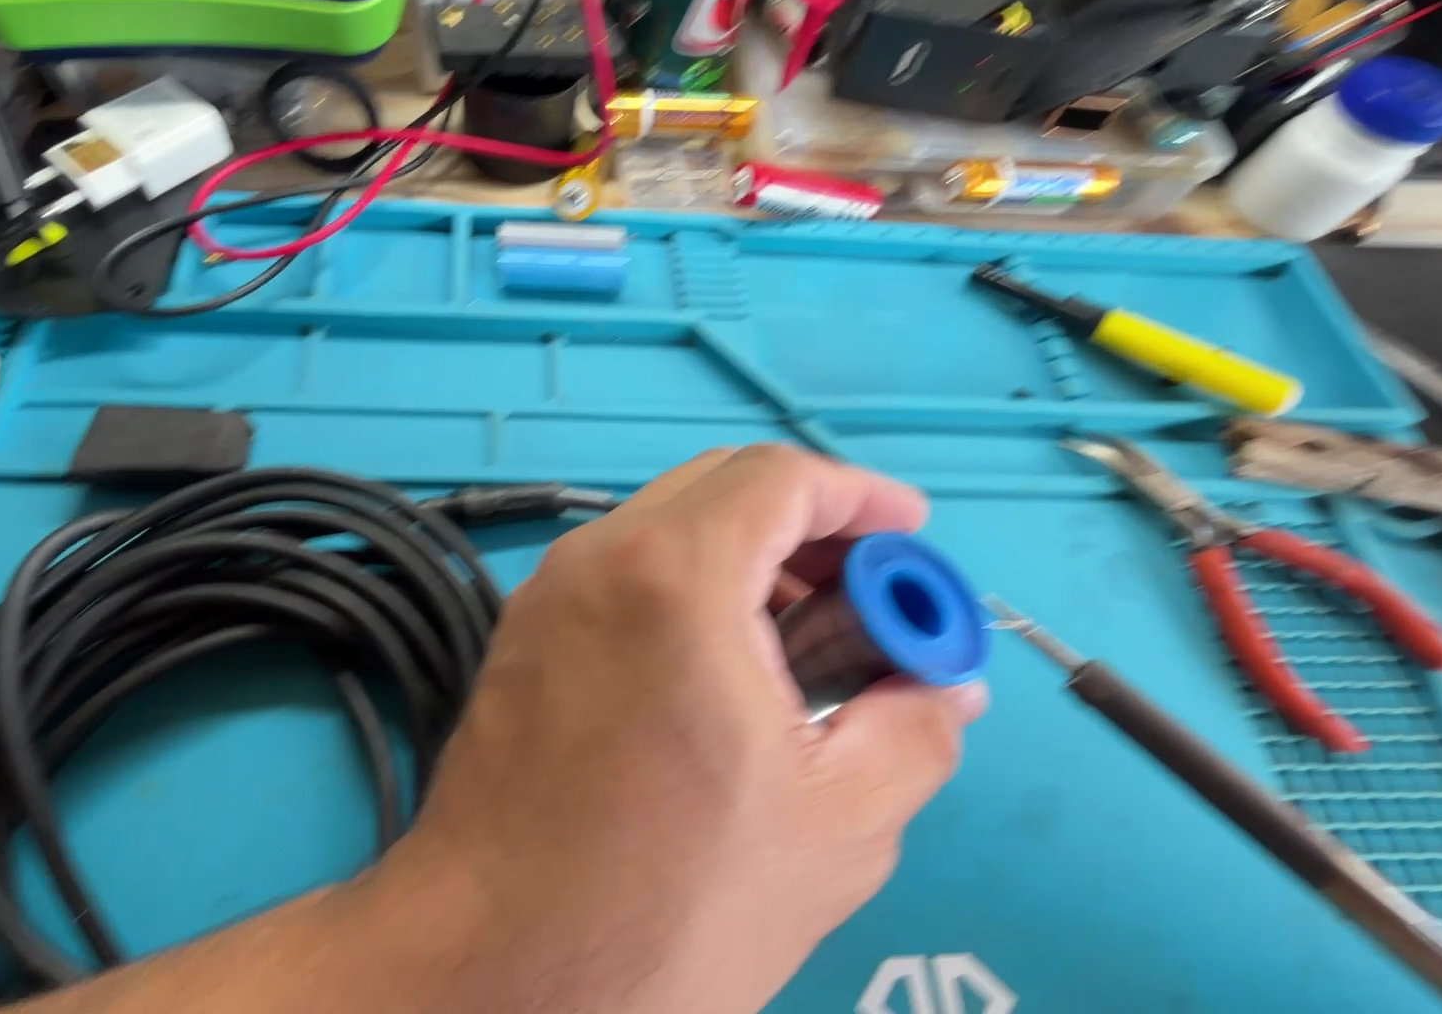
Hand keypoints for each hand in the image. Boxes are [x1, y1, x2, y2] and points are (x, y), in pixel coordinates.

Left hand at [357, 445, 987, 1013]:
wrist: (497, 964)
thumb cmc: (674, 897)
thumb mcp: (839, 820)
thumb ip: (912, 727)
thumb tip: (943, 684)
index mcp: (674, 575)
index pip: (777, 477)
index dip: (858, 494)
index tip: (908, 533)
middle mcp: (596, 557)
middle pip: (718, 489)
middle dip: (806, 525)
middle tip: (862, 594)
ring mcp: (546, 592)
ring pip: (665, 527)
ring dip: (745, 557)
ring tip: (801, 638)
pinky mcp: (520, 633)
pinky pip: (621, 572)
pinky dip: (686, 586)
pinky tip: (720, 664)